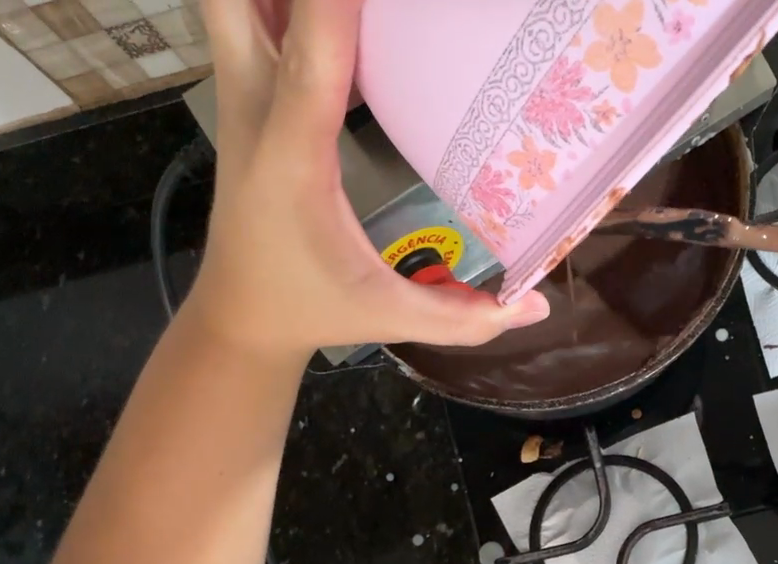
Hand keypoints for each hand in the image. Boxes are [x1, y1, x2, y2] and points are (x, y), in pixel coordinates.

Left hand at [184, 0, 548, 356]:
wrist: (241, 313)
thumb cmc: (312, 309)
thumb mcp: (388, 318)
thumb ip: (463, 317)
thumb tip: (537, 305)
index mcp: (292, 159)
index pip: (313, 55)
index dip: (337, 2)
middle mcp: (254, 107)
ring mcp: (243, 95)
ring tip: (360, 5)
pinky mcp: (247, 95)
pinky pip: (251, 14)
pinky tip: (339, 10)